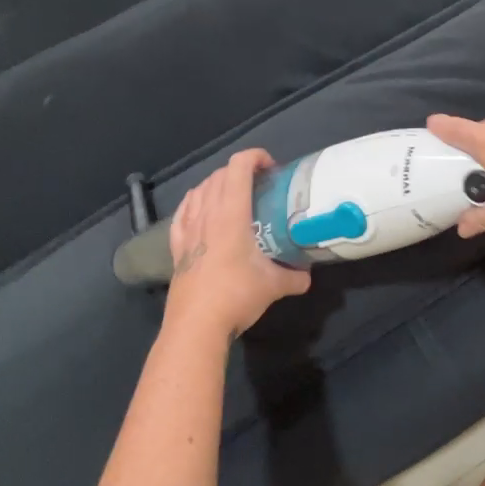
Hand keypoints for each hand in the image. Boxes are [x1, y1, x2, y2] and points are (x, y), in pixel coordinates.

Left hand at [164, 149, 311, 337]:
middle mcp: (207, 216)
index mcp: (231, 215)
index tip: (273, 168)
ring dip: (218, 184)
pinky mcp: (176, 248)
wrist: (195, 328)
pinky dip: (194, 202)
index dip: (255, 157)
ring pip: (198, 191)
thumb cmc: (236, 297)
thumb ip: (295, 276)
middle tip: (261, 183)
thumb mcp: (274, 286)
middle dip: (241, 170)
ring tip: (234, 194)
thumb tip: (308, 275)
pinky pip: (183, 213)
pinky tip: (201, 210)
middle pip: (219, 175)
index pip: (238, 168)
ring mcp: (188, 231)